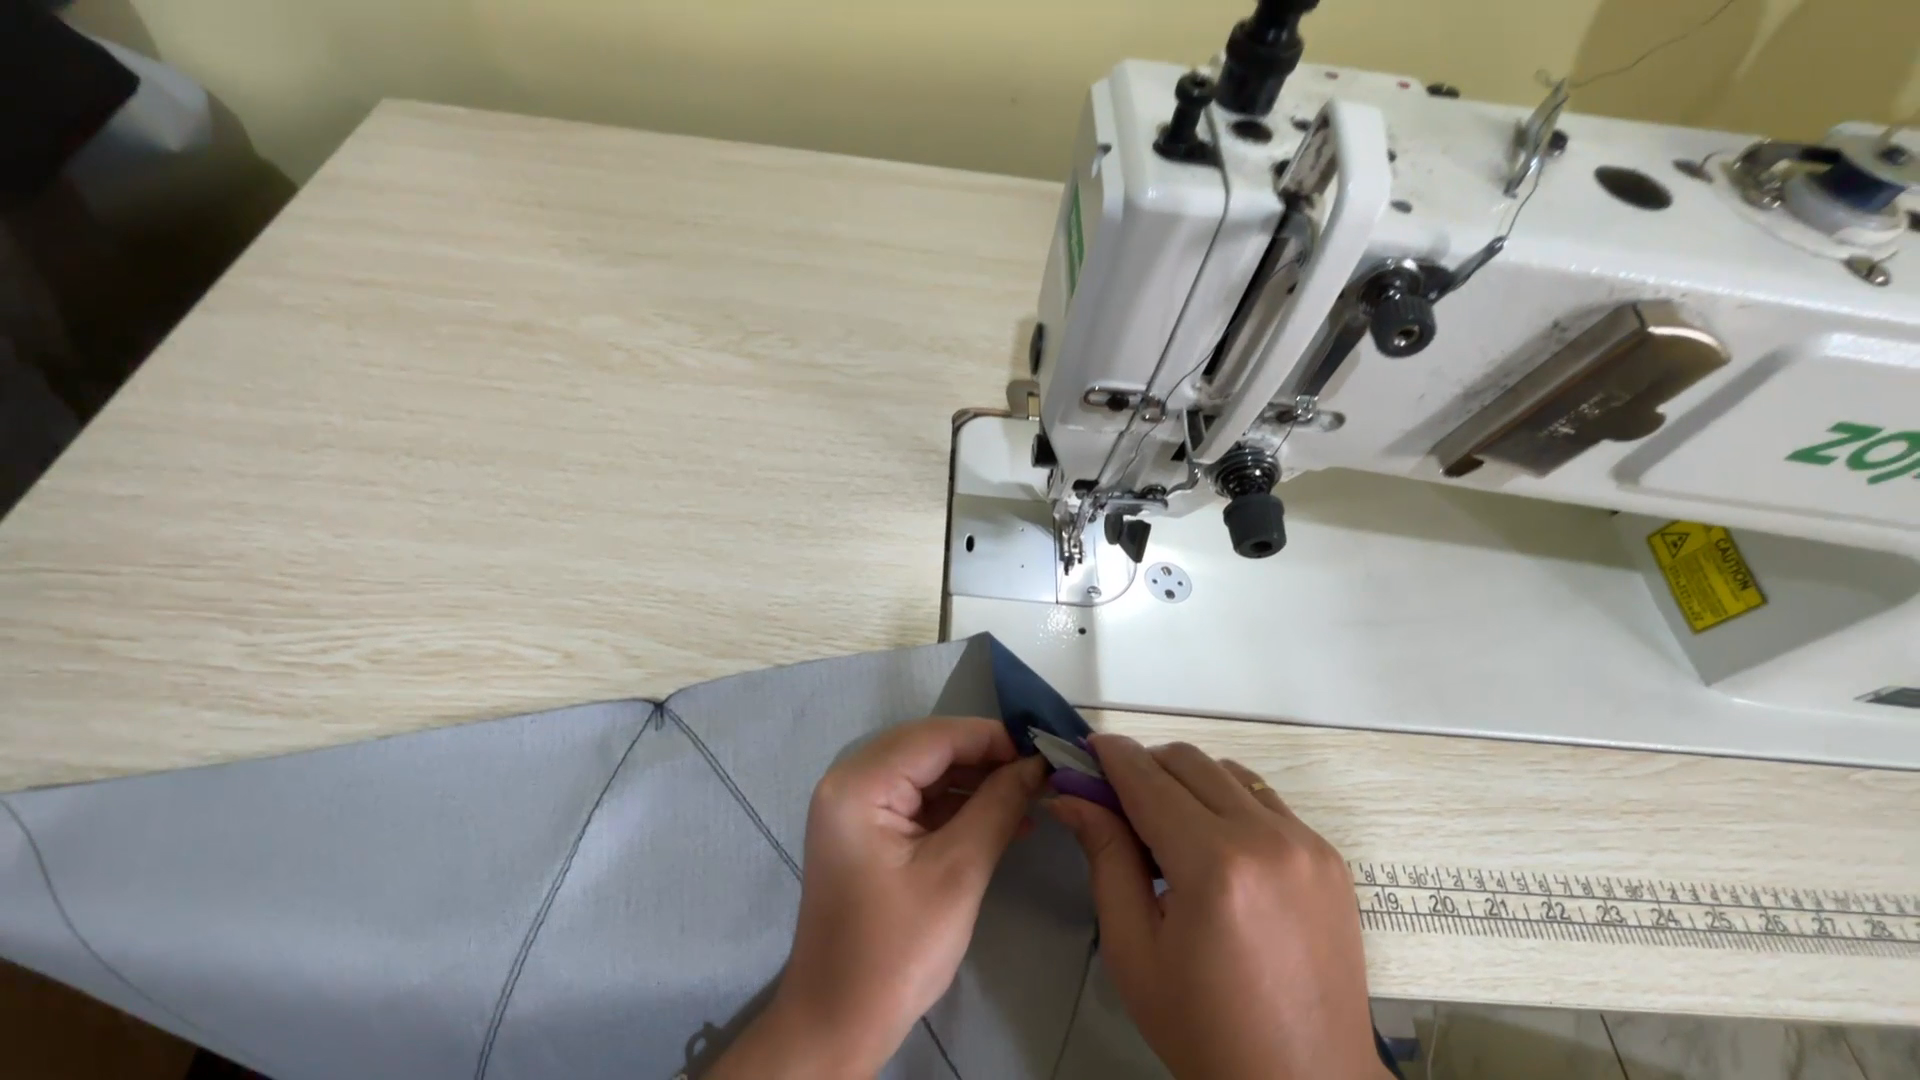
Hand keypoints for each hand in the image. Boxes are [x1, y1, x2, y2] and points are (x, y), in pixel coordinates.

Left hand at [707, 717, 1046, 1079]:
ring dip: (977, 783)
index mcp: (858, 785)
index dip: (992, 737)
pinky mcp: (867, 833)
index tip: (1043, 751)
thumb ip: (998, 806)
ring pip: (927, 774)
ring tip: (1031, 798)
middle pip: (929, 749)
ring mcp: (856, 808)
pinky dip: (959, 807)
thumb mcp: (957, 872)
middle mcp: (850, 783)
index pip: (935, 736)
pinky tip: (1004, 819)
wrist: (840, 1022)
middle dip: (987, 758)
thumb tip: (1036, 764)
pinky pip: (919, 801)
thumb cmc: (897, 950)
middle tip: (1040, 773)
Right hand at [1048, 735, 1386, 1079]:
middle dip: (1145, 765)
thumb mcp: (1133, 949)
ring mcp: (1308, 844)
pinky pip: (1266, 801)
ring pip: (1230, 772)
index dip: (1111, 756)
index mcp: (1215, 866)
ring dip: (1188, 780)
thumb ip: (1105, 858)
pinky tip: (1214, 847)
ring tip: (1166, 826)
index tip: (1083, 750)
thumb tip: (1073, 797)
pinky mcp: (1329, 856)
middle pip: (1190, 761)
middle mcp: (1268, 839)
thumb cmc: (1203, 1027)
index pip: (1148, 780)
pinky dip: (1229, 803)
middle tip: (1115, 797)